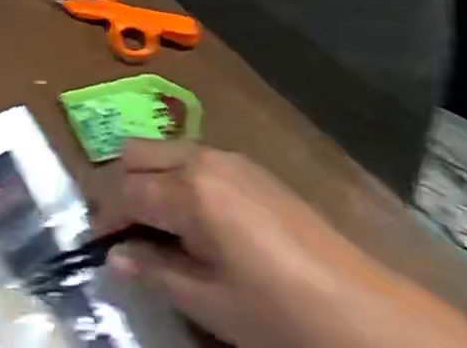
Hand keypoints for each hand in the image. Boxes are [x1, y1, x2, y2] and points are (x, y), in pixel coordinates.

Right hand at [94, 140, 466, 347]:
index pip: (124, 191)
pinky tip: (198, 223)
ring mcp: (230, 158)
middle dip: (122, 187)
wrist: (367, 311)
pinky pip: (195, 159)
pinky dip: (179, 180)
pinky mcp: (253, 168)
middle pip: (136, 153)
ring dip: (150, 181)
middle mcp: (202, 159)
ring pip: (166, 152)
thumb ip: (156, 272)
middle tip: (127, 234)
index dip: (105, 219)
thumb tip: (114, 258)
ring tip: (161, 230)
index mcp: (188, 189)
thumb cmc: (281, 313)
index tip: (98, 247)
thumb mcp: (212, 303)